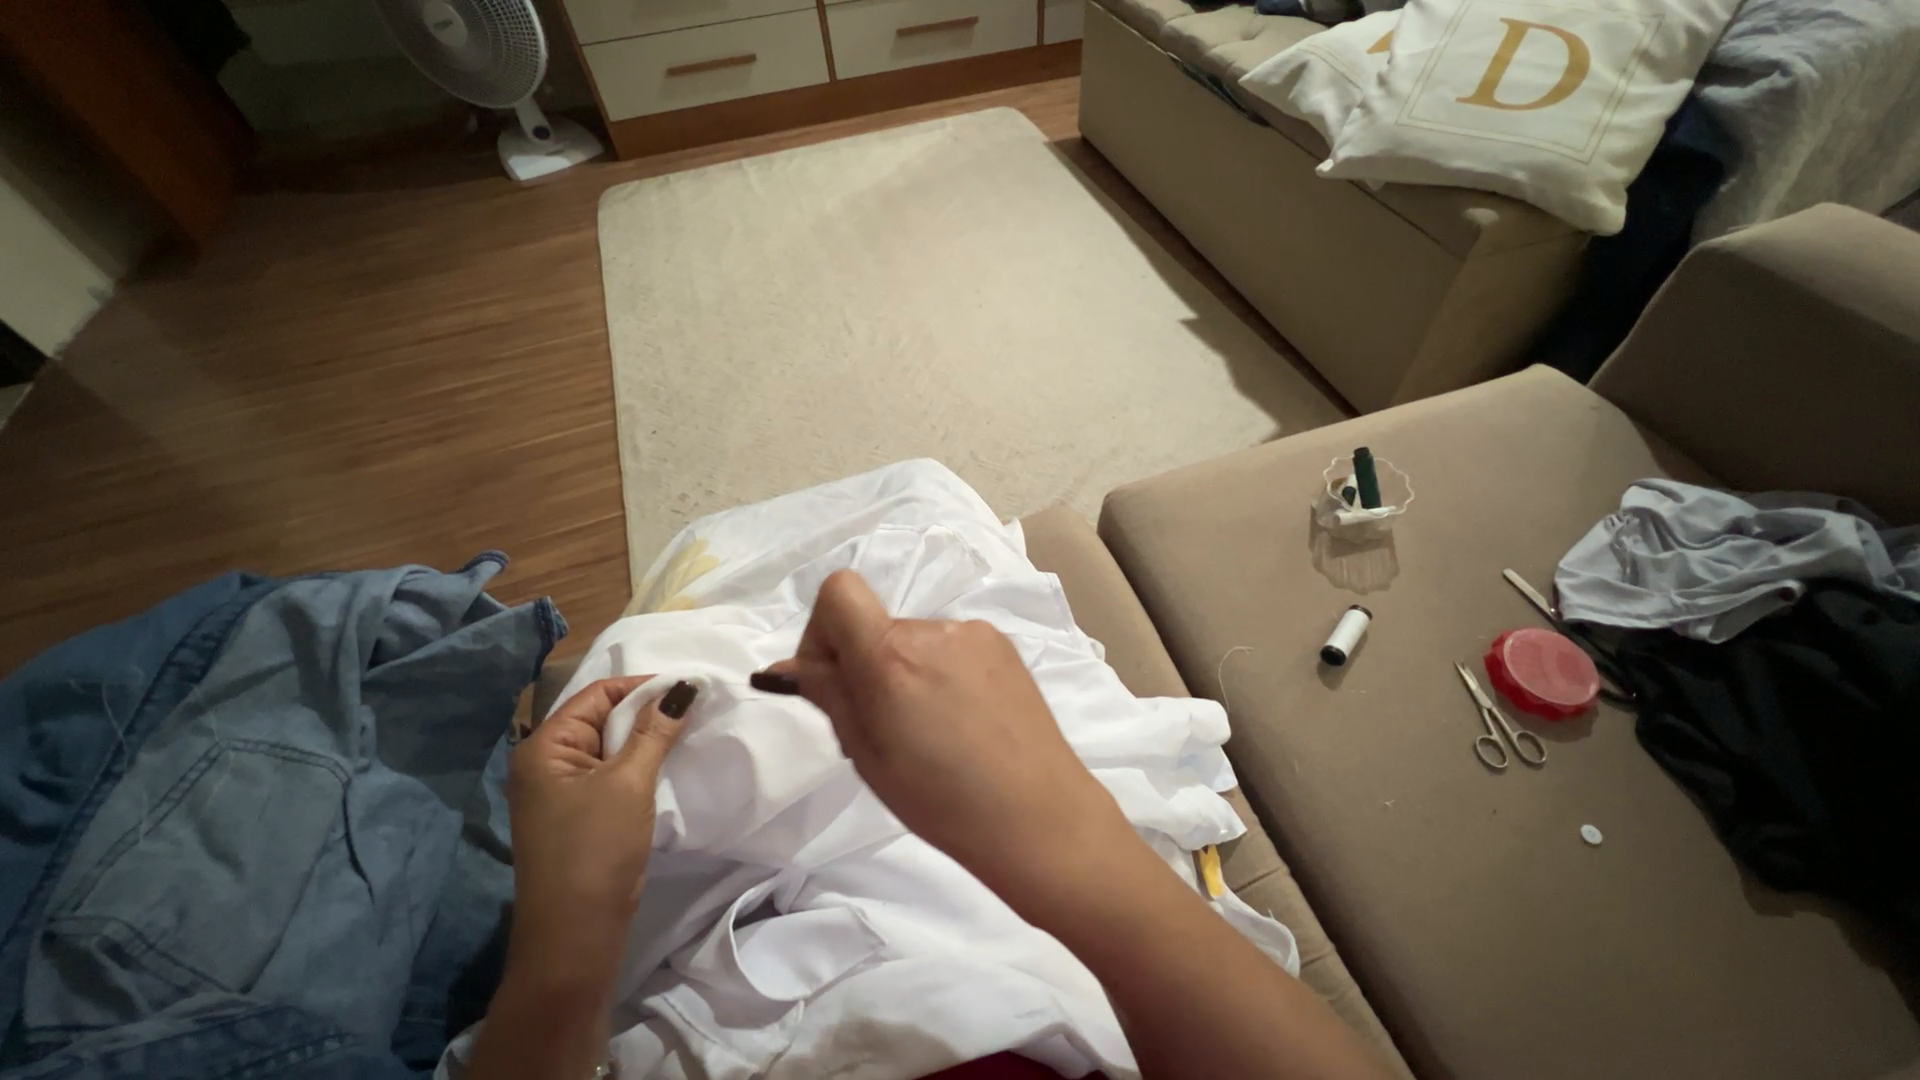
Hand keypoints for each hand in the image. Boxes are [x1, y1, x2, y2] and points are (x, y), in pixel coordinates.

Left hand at [504, 675, 694, 982]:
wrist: (575, 934)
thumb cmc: (596, 849)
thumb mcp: (630, 782)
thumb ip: (655, 730)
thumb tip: (682, 687)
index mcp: (544, 747)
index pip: (597, 694)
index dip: (643, 686)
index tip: (689, 688)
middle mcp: (545, 762)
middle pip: (602, 717)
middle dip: (647, 711)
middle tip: (695, 709)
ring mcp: (559, 791)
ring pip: (610, 746)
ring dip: (646, 739)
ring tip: (687, 733)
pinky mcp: (578, 813)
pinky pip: (610, 773)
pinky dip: (639, 764)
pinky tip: (668, 765)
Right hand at [759, 570, 1136, 908]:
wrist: (1037, 815)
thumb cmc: (939, 799)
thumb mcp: (866, 753)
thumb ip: (828, 695)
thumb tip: (788, 665)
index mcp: (891, 654)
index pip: (837, 591)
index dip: (821, 631)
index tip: (833, 681)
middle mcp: (932, 629)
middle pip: (876, 627)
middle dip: (865, 666)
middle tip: (883, 729)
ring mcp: (974, 634)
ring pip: (914, 642)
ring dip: (906, 672)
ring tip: (931, 732)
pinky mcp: (1004, 646)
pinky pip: (951, 648)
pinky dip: (941, 674)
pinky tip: (962, 722)